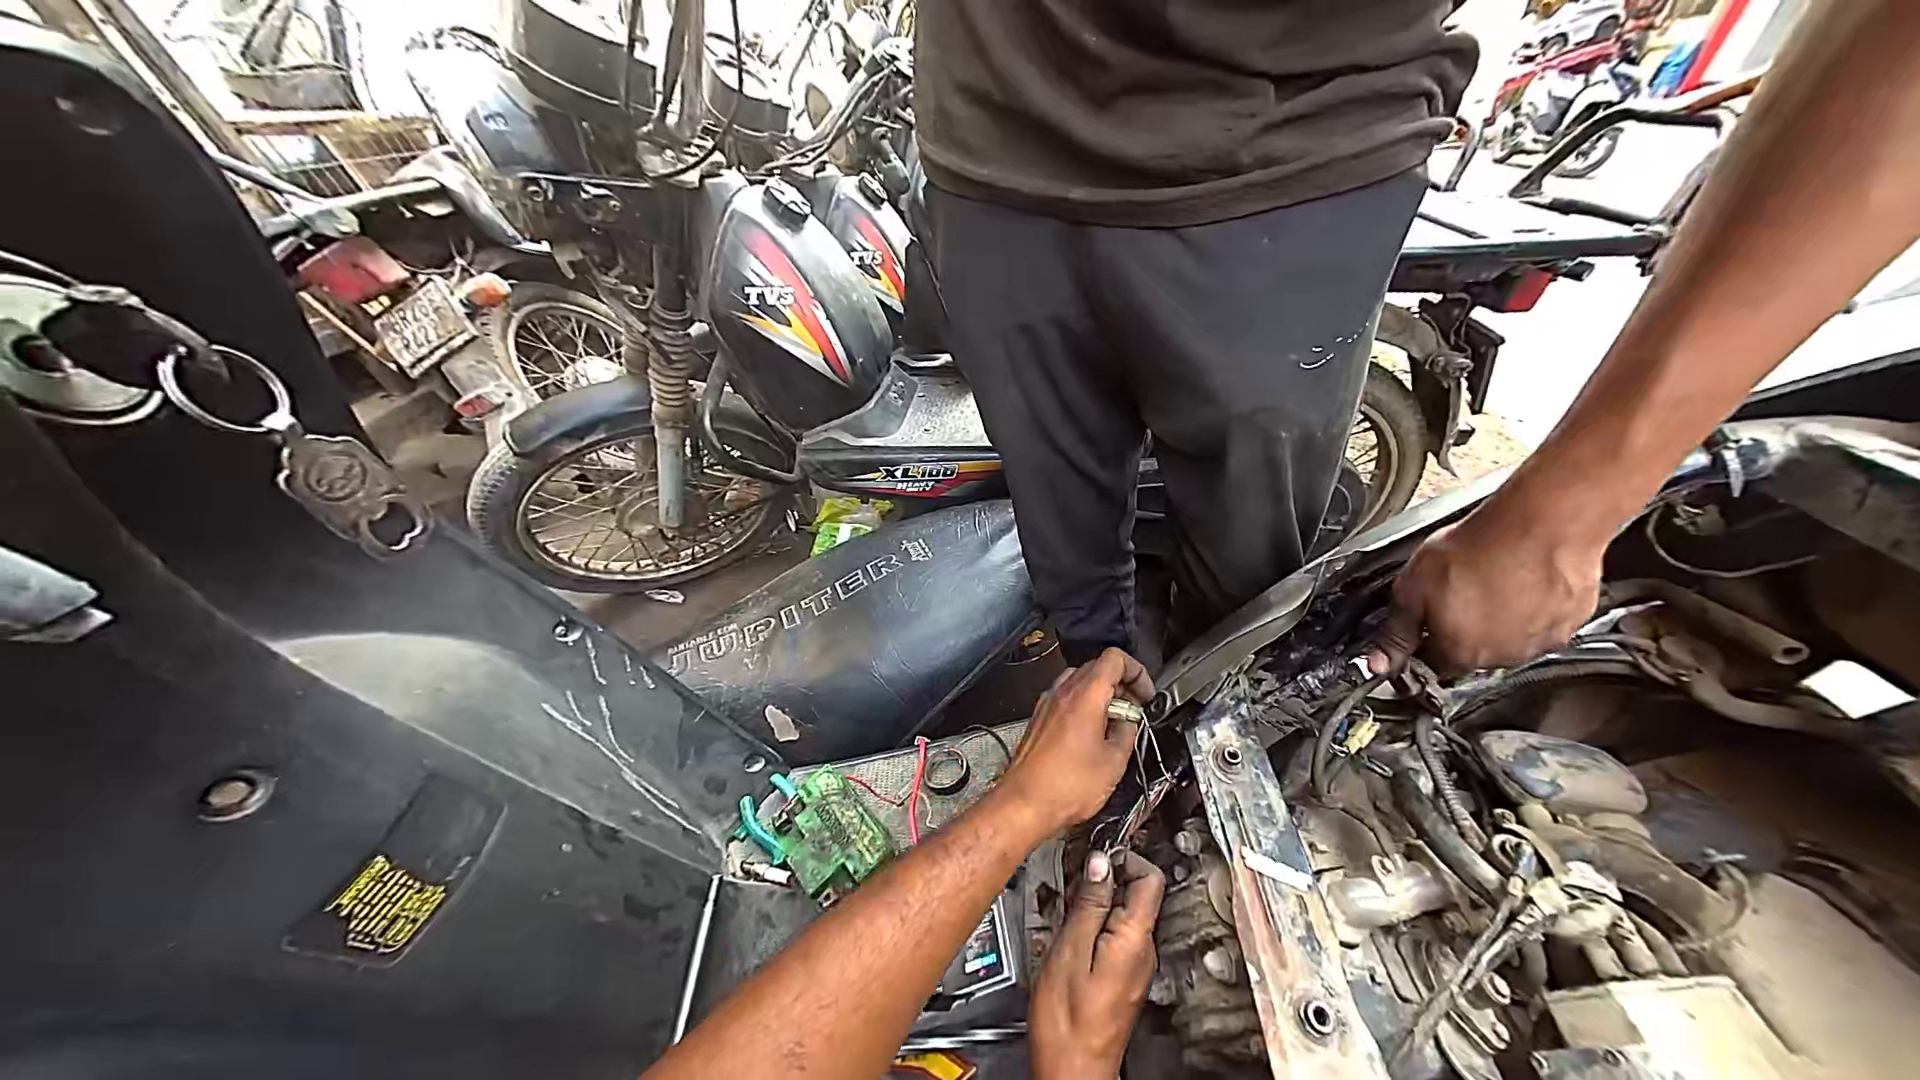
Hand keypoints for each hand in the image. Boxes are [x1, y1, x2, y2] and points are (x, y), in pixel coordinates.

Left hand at [996, 648, 1152, 833]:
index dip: (1137, 671)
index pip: (1114, 658)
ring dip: (1101, 694)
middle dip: (1121, 683)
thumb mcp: (1114, 761)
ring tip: (1114, 721)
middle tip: (1135, 708)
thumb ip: (1128, 731)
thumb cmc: (1063, 786)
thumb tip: (1131, 720)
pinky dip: (1082, 705)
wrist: (1025, 803)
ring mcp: (1047, 704)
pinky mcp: (1039, 718)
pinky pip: (1064, 698)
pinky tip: (1091, 732)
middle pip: (1097, 666)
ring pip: (1079, 681)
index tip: (1145, 693)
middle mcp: (1062, 692)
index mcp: (1084, 695)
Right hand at [1031, 850, 1165, 1079]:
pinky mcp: (1122, 974)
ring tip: (1067, 907)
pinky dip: (1094, 921)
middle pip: (1137, 892)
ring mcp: (1135, 963)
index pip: (1150, 877)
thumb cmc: (1067, 1022)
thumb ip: (1088, 903)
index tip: (1096, 856)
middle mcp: (1143, 950)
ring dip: (1096, 900)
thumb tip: (1100, 861)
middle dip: (1105, 878)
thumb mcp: (1070, 949)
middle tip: (1073, 882)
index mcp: (1135, 939)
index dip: (1125, 857)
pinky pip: (1115, 932)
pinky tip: (1071, 931)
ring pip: (1124, 911)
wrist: (1071, 1073)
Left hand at [1366, 511, 1604, 674]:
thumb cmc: (1477, 551)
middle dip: (1457, 630)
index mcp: (1461, 653)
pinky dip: (1529, 610)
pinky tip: (1519, 584)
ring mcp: (1544, 641)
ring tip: (1487, 585)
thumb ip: (1396, 633)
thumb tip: (1378, 663)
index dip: (1421, 643)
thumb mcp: (1411, 591)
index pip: (1432, 664)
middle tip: (1454, 595)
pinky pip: (1542, 624)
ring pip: (1507, 640)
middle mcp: (1505, 656)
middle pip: (1470, 654)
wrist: (1540, 526)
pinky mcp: (1571, 621)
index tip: (1421, 626)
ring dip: (1495, 622)